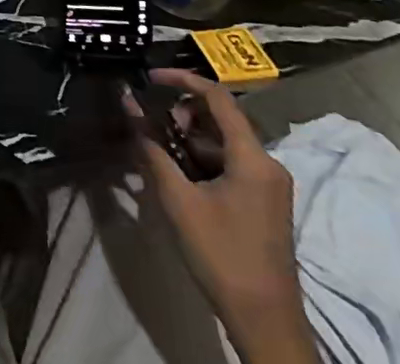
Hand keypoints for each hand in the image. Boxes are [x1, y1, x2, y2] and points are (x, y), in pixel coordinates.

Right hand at [128, 69, 318, 363]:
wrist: (265, 321)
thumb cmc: (222, 256)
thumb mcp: (180, 203)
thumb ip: (154, 154)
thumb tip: (130, 115)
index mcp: (253, 157)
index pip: (218, 98)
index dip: (183, 81)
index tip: (150, 78)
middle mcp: (267, 162)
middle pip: (222, 119)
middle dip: (183, 115)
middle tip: (153, 128)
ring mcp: (269, 184)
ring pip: (225, 143)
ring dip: (191, 140)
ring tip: (160, 154)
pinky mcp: (265, 201)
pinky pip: (232, 164)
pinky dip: (204, 161)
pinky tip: (179, 177)